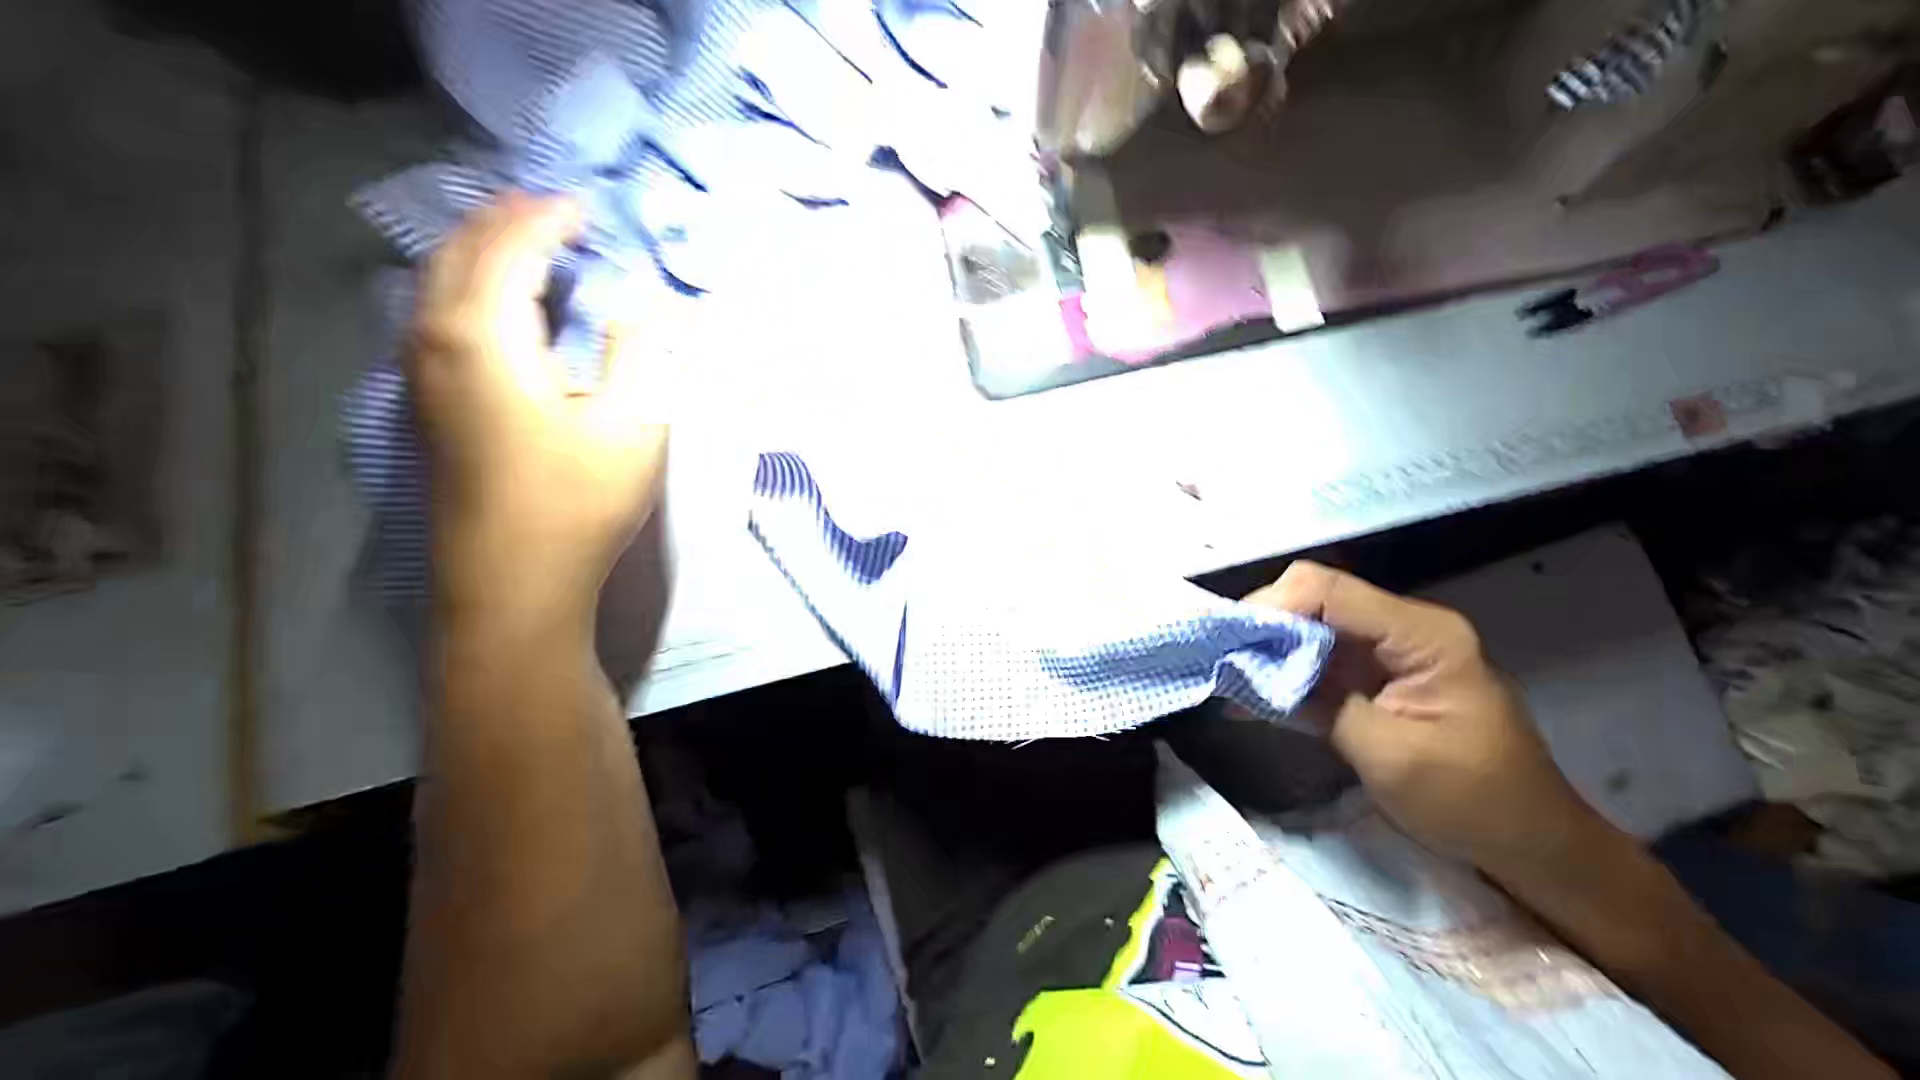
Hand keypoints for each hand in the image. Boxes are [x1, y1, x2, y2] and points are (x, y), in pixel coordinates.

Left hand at [410, 193, 666, 623]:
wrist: (512, 586)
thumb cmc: (575, 504)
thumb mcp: (632, 427)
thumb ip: (641, 355)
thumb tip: (644, 311)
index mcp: (483, 336)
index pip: (510, 248)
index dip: (547, 219)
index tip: (586, 207)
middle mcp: (436, 343)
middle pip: (459, 254)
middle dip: (505, 222)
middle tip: (556, 215)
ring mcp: (423, 378)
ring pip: (440, 285)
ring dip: (483, 254)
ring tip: (532, 249)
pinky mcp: (431, 409)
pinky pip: (440, 318)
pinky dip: (472, 291)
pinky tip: (503, 311)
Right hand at [1246, 562, 1611, 880]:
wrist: (1530, 842)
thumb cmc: (1471, 800)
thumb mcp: (1388, 754)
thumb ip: (1317, 702)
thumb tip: (1250, 674)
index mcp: (1421, 634)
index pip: (1328, 589)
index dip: (1272, 606)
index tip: (1231, 644)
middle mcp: (1403, 627)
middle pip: (1314, 599)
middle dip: (1263, 627)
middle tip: (1222, 662)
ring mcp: (1389, 649)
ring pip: (1310, 626)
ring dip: (1268, 649)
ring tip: (1227, 676)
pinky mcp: (1376, 673)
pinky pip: (1319, 656)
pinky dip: (1284, 671)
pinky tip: (1252, 693)